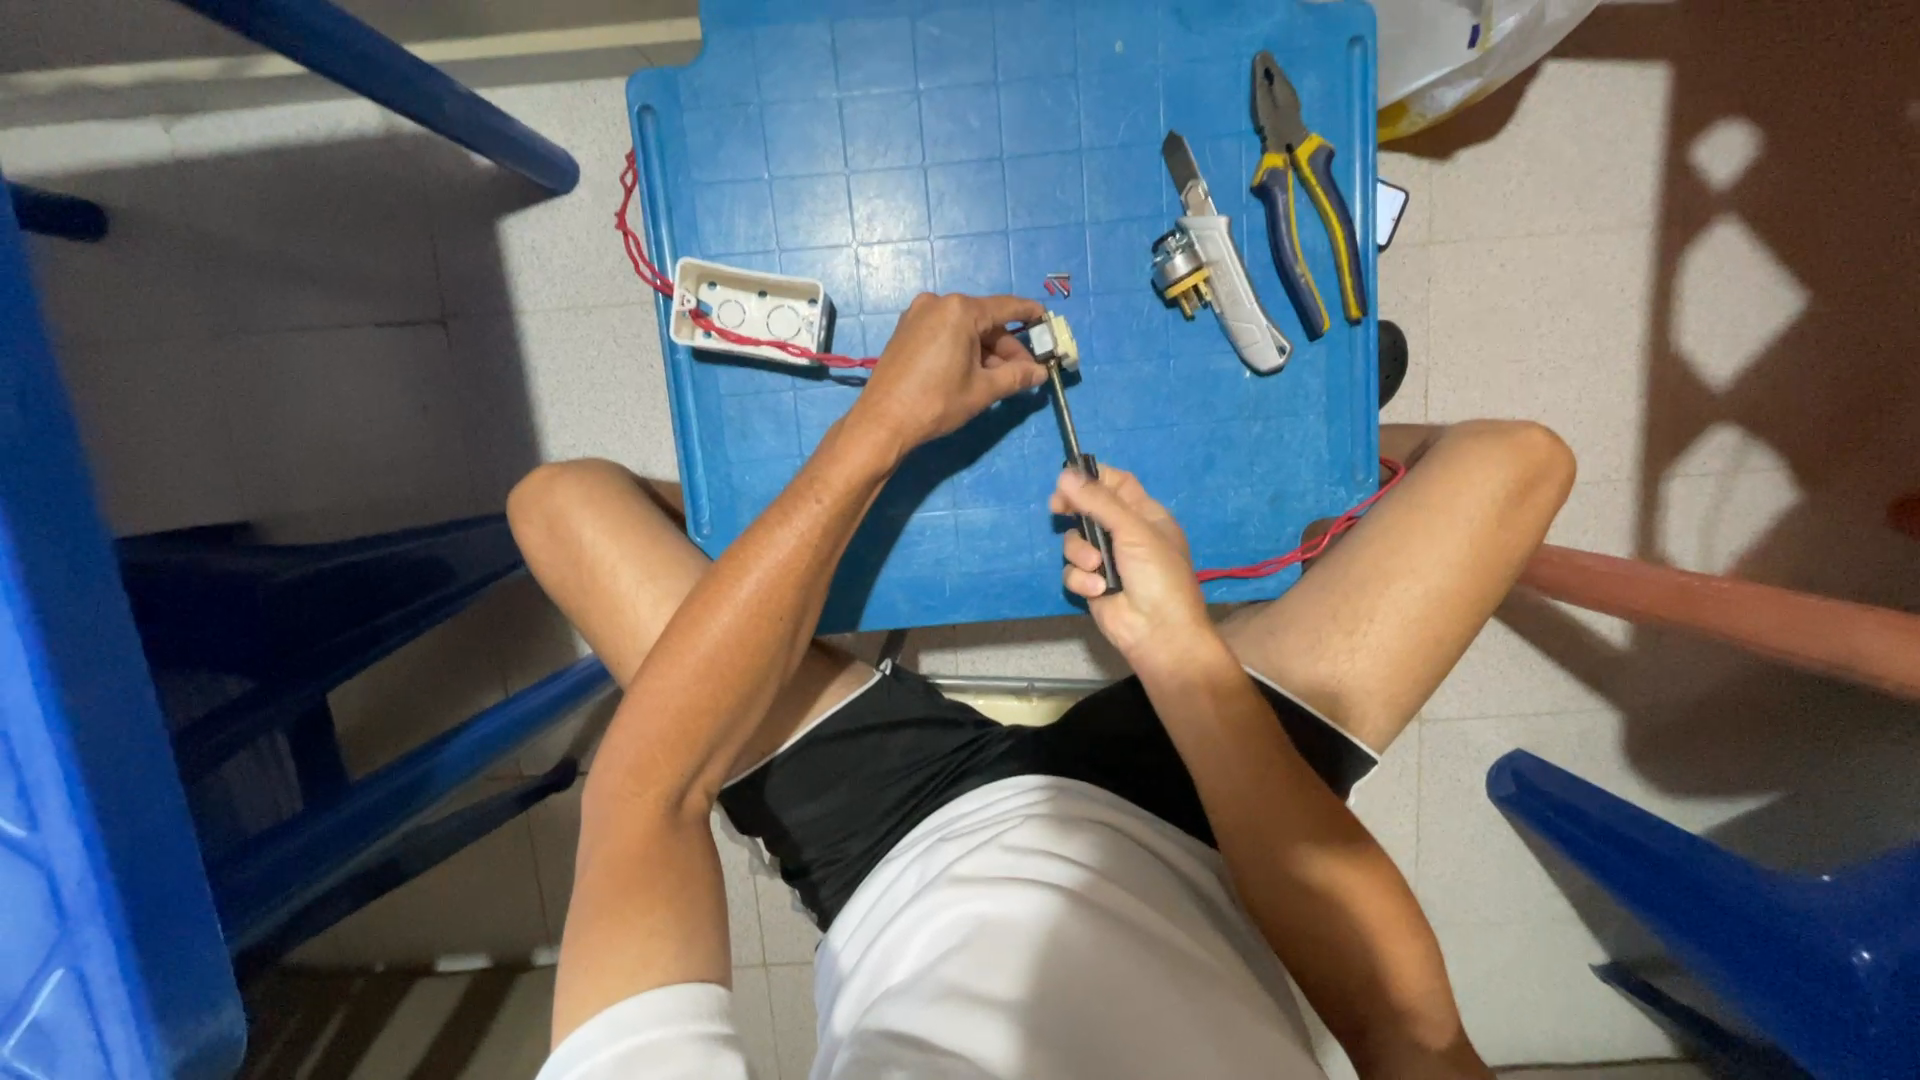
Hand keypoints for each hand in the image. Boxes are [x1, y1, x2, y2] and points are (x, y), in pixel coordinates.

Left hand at [845, 293, 1048, 457]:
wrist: (883, 421)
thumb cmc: (936, 402)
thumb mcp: (982, 390)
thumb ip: (1015, 376)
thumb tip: (1040, 373)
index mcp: (960, 310)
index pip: (1006, 308)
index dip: (1029, 315)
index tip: (1046, 321)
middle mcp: (938, 303)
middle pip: (984, 321)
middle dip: (1006, 347)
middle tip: (1025, 372)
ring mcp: (917, 316)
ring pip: (964, 329)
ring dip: (985, 351)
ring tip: (1001, 379)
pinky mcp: (905, 331)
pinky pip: (944, 333)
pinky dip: (962, 349)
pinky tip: (973, 372)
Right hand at [1051, 465, 1217, 668]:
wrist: (1159, 631)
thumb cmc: (1157, 575)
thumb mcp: (1133, 530)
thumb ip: (1097, 501)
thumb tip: (1064, 474)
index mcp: (1145, 515)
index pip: (1116, 483)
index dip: (1093, 477)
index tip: (1068, 477)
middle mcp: (1124, 534)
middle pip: (1088, 509)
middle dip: (1073, 510)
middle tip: (1058, 508)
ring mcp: (1107, 560)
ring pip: (1075, 541)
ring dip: (1081, 553)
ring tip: (1095, 566)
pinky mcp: (1091, 583)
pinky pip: (1073, 571)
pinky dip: (1082, 579)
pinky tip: (1097, 590)